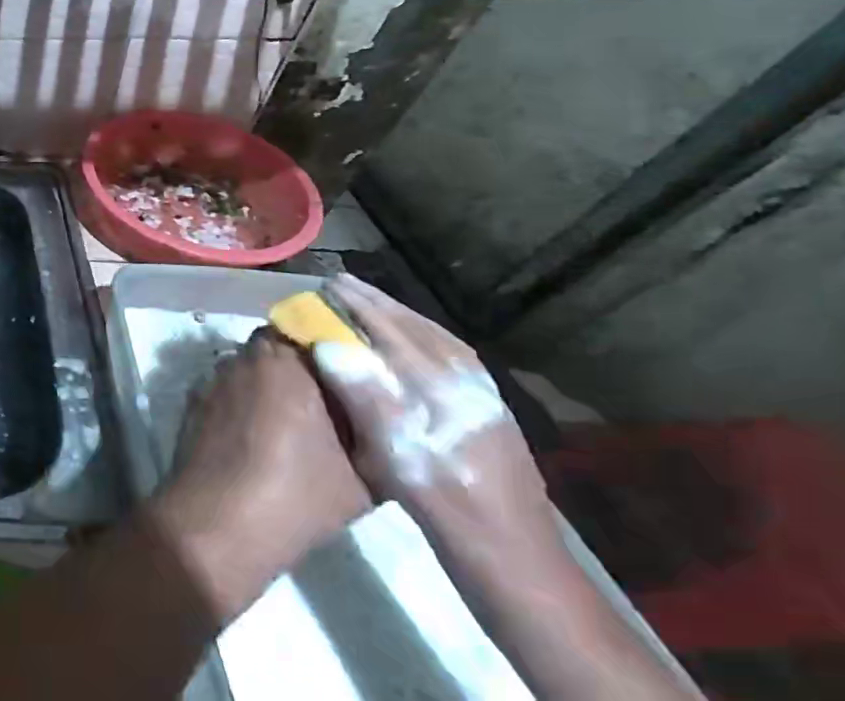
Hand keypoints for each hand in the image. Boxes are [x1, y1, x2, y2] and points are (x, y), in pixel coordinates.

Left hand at [150, 331, 372, 619]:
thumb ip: (380, 438)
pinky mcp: (193, 400)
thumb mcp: (363, 477)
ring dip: (269, 380)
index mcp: (288, 359)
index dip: (337, 347)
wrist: (218, 526)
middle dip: (303, 364)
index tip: (353, 372)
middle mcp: (246, 355)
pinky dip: (242, 400)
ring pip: (251, 364)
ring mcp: (214, 377)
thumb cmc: (296, 494)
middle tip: (325, 399)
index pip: (317, 327)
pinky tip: (255, 434)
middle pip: (281, 344)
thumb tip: (388, 421)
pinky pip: (227, 387)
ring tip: (289, 419)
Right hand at [310, 274, 558, 557]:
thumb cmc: (450, 512)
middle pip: (413, 327)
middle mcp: (462, 377)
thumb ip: (368, 399)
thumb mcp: (401, 460)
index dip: (356, 306)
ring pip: (433, 338)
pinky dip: (421, 336)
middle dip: (376, 303)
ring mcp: (479, 392)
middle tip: (341, 284)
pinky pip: (446, 354)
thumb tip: (328, 345)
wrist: (517, 560)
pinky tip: (412, 345)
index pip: (389, 330)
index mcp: (439, 385)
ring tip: (370, 303)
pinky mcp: (486, 409)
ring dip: (398, 315)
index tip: (327, 285)